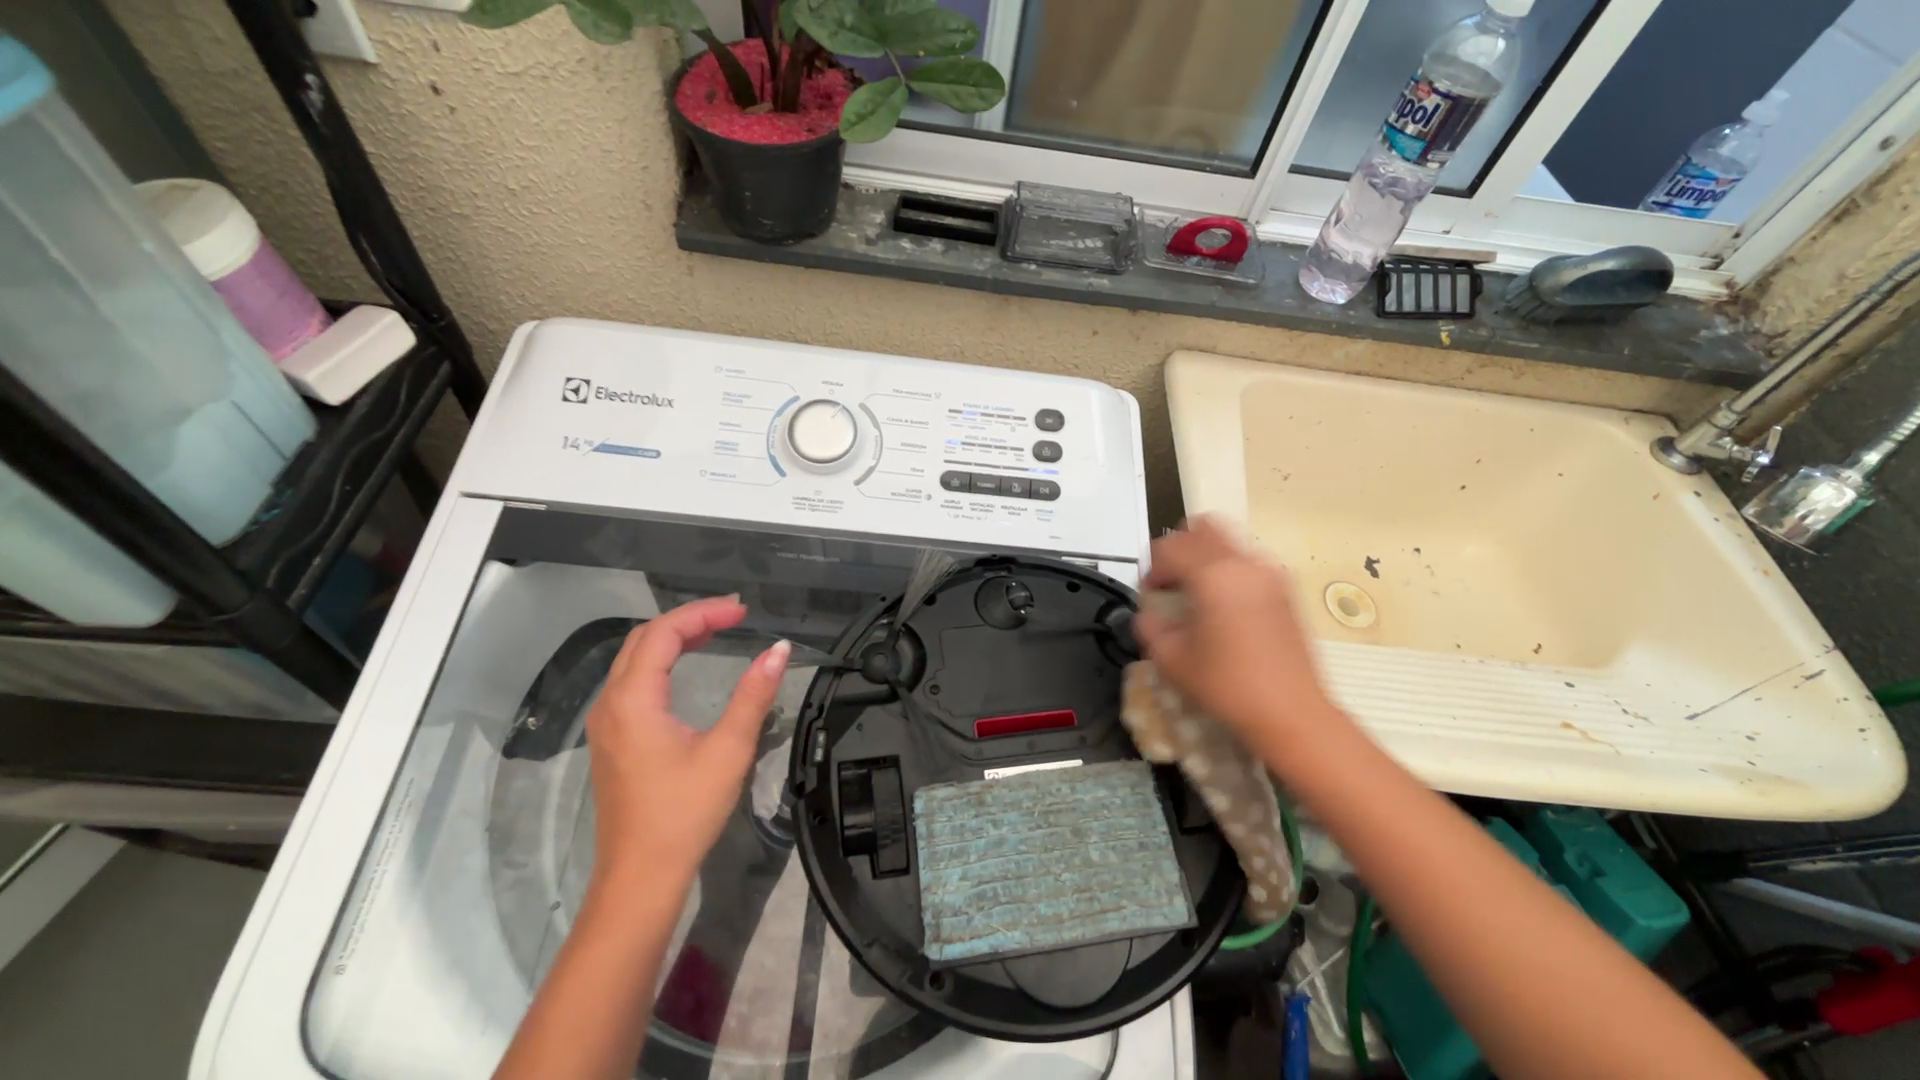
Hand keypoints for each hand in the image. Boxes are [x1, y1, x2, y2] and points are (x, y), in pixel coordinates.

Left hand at [584, 596, 789, 889]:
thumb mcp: (728, 751)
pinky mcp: (610, 741)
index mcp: (633, 699)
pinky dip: (660, 664)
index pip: (664, 633)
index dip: (704, 614)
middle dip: (688, 620)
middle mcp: (610, 703)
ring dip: (672, 640)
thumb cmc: (685, 813)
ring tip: (714, 634)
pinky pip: (631, 683)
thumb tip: (778, 651)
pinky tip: (684, 671)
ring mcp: (605, 724)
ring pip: (633, 661)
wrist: (640, 875)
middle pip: (644, 639)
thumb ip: (753, 696)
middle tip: (732, 617)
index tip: (743, 611)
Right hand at [1134, 517, 1341, 754]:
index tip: (1150, 594)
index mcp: (1213, 576)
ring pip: (1229, 543)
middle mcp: (1244, 565)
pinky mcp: (1286, 591)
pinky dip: (1230, 573)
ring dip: (1206, 559)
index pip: (1170, 547)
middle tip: (1172, 581)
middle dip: (1180, 548)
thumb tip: (1149, 616)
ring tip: (1198, 597)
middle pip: (1203, 528)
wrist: (1292, 713)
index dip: (1152, 567)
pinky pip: (1249, 564)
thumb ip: (1151, 628)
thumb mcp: (1173, 661)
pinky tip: (1224, 610)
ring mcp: (1271, 575)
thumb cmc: (1229, 687)